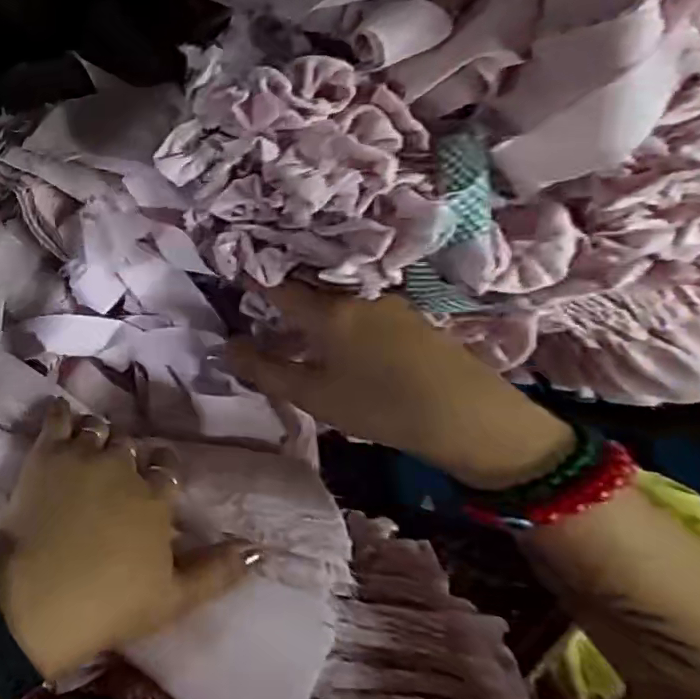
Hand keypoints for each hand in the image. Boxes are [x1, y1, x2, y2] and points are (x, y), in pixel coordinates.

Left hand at [0, 403, 250, 677]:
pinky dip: (61, 413)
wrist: (41, 598)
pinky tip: (61, 412)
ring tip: (90, 444)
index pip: (166, 467)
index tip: (154, 476)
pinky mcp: (46, 453)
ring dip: (98, 434)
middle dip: (128, 453)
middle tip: (117, 468)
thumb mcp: (175, 598)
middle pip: (131, 445)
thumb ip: (218, 571)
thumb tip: (258, 550)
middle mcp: (123, 466)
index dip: (161, 469)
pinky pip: (57, 417)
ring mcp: (83, 455)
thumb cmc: (110, 604)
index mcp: (155, 498)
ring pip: (97, 427)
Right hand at [223, 287, 573, 490]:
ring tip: (298, 336)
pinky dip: (339, 317)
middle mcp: (356, 295)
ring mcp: (388, 302)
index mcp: (327, 310)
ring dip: (312, 310)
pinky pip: (360, 306)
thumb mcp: (313, 396)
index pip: (277, 284)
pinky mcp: (411, 316)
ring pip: (335, 297)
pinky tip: (339, 344)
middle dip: (281, 297)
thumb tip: (227, 345)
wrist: (472, 418)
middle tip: (262, 317)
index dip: (252, 280)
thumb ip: (265, 370)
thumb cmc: (380, 406)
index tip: (233, 281)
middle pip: (307, 287)